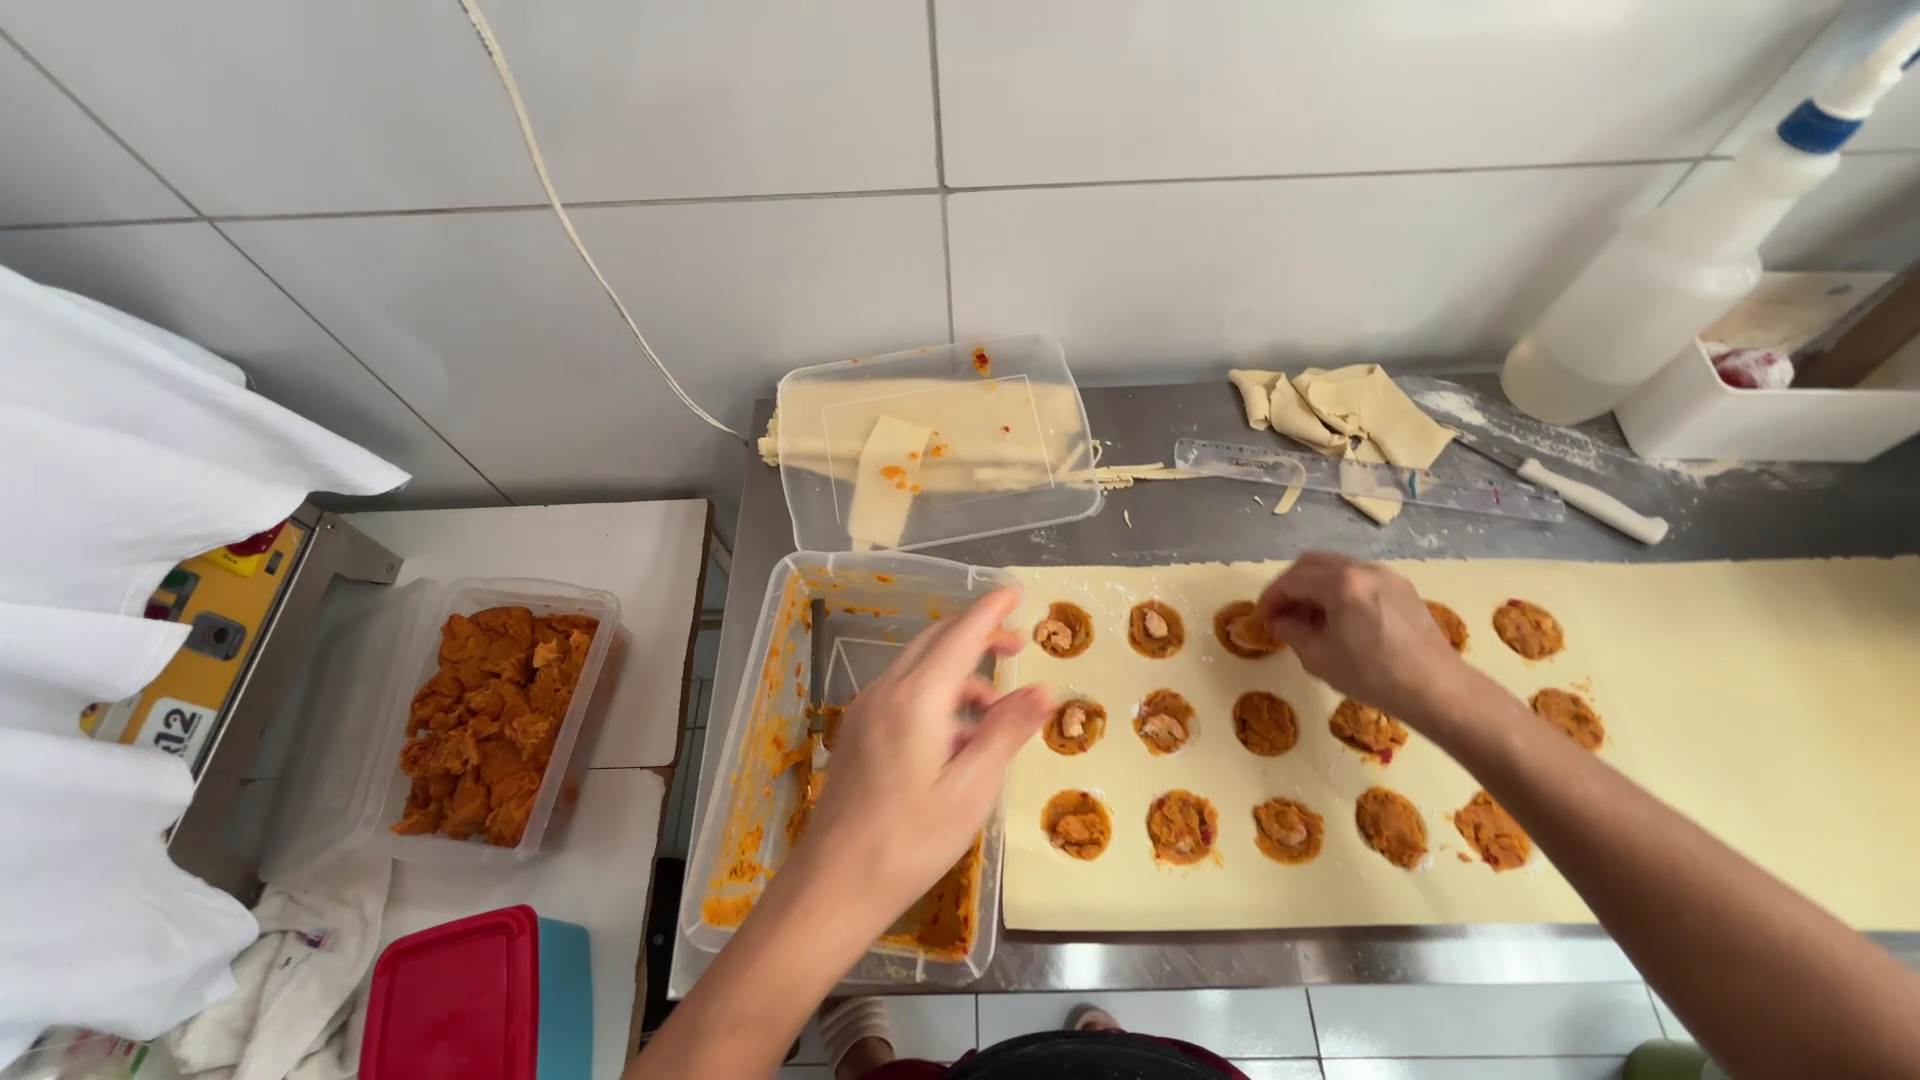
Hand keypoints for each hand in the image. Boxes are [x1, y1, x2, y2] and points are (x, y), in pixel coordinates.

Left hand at [794, 586, 1052, 917]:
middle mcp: (886, 692)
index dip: (991, 610)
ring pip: (918, 668)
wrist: (833, 885)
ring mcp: (866, 712)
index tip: (1016, 591)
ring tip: (994, 716)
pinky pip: (903, 694)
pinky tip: (955, 740)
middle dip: (977, 635)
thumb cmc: (910, 841)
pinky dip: (936, 697)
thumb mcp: (971, 789)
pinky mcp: (858, 733)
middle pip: (935, 642)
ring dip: (959, 674)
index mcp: (917, 699)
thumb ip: (1006, 731)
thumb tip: (1044, 689)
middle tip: (1017, 646)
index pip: (960, 635)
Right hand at [1256, 551, 1468, 721]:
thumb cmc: (1372, 674)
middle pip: (1312, 564)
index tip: (1260, 620)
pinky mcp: (1403, 589)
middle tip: (1279, 613)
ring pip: (1337, 569)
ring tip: (1307, 618)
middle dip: (1290, 586)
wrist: (1436, 689)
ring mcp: (1387, 576)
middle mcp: (1364, 569)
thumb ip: (1291, 631)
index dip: (1270, 599)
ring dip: (1314, 587)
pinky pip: (1360, 580)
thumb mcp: (1318, 657)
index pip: (1292, 580)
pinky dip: (1339, 591)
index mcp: (1341, 582)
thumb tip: (1279, 621)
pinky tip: (1337, 619)